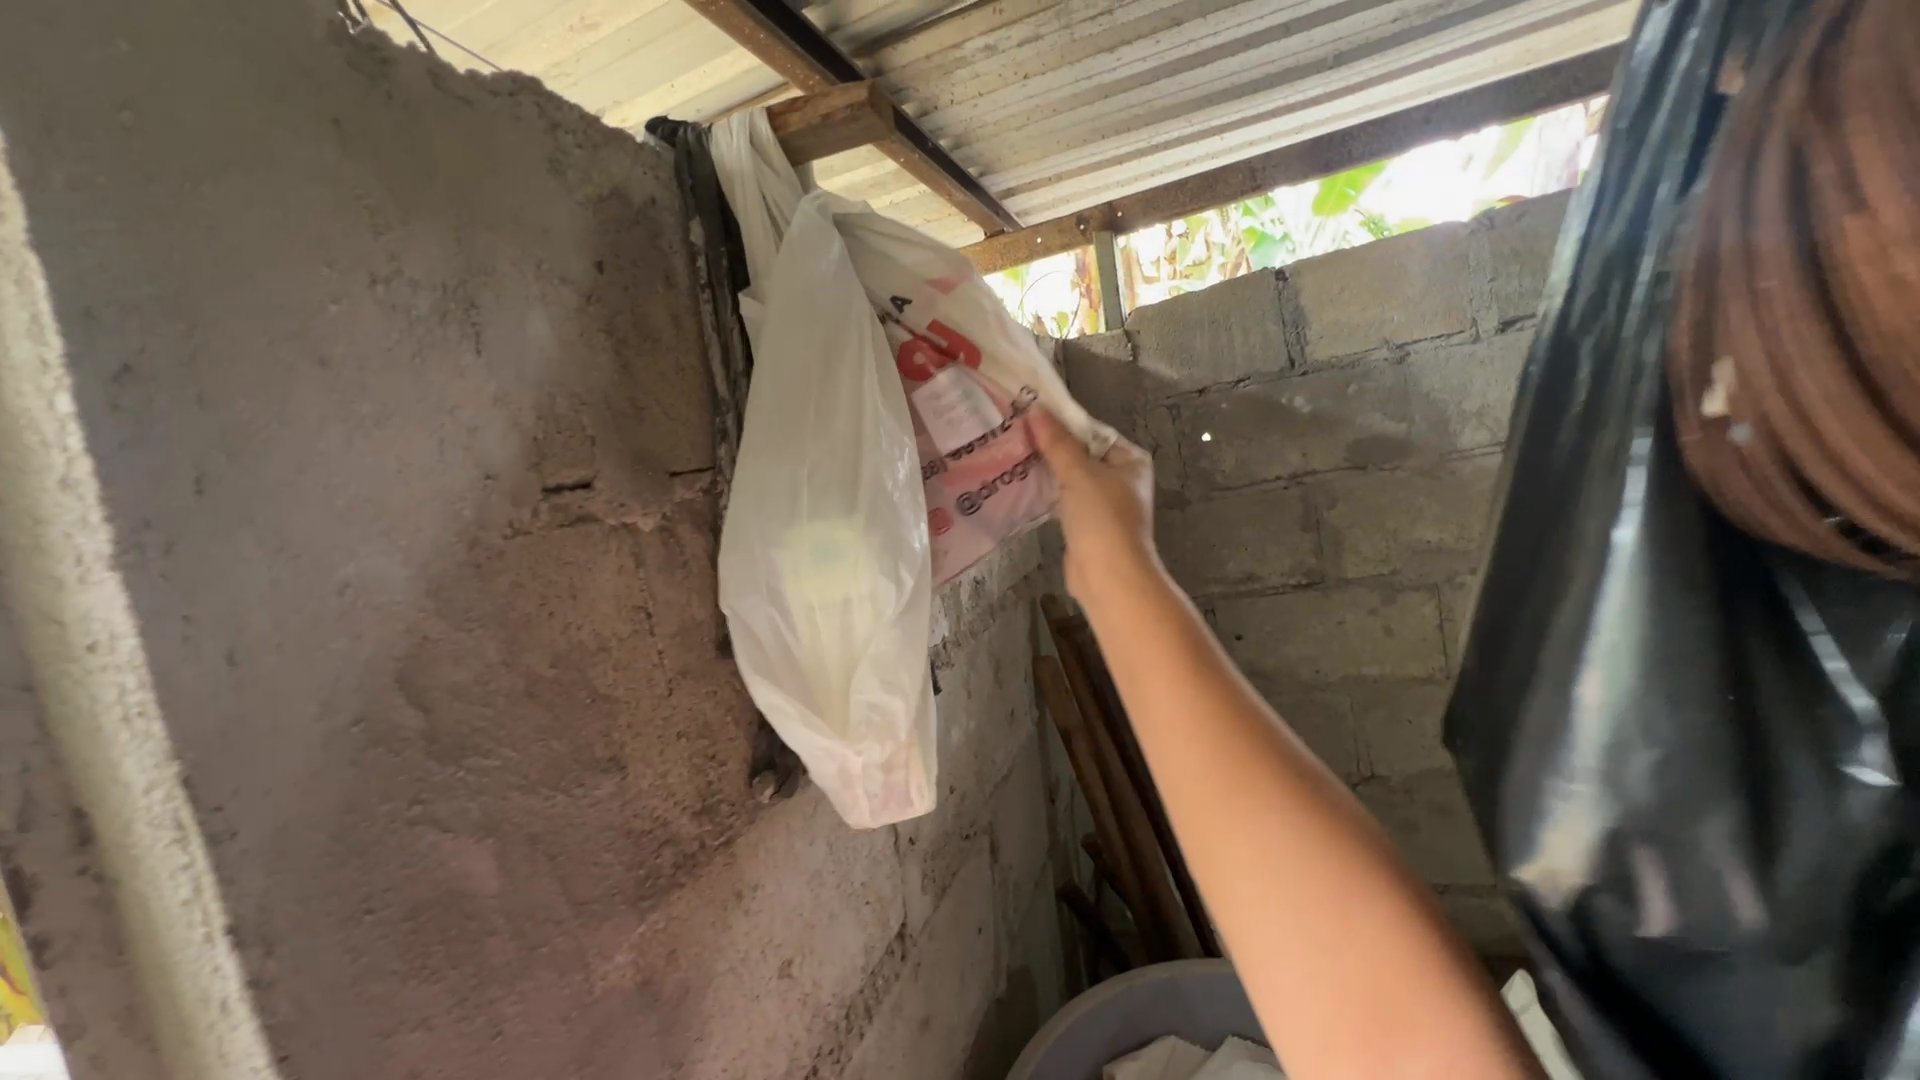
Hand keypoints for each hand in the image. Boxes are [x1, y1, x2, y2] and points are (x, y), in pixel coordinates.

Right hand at [1028, 408, 1165, 605]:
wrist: (1109, 577)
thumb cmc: (1102, 519)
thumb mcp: (1079, 473)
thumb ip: (1057, 442)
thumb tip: (1035, 409)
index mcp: (1130, 460)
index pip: (1092, 432)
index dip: (1062, 424)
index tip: (1029, 416)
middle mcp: (1120, 478)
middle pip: (1079, 453)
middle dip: (1050, 447)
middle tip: (1014, 433)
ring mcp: (1103, 503)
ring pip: (1069, 477)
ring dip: (1045, 470)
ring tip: (1012, 454)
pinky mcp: (1085, 524)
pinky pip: (1062, 499)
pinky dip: (1045, 492)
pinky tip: (1020, 484)